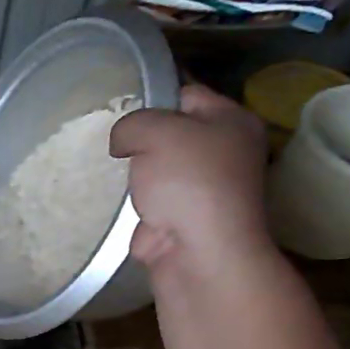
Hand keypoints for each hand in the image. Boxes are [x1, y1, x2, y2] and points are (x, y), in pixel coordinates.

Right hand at [109, 84, 271, 268]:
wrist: (199, 254)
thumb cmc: (187, 181)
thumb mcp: (154, 131)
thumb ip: (132, 123)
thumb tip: (123, 143)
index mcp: (233, 122)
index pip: (188, 95)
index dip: (154, 99)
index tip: (125, 114)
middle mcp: (226, 154)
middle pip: (174, 134)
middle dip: (143, 141)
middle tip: (118, 147)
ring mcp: (206, 192)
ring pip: (161, 171)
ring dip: (139, 176)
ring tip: (116, 174)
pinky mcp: (185, 223)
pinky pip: (153, 204)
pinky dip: (138, 207)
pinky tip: (122, 204)